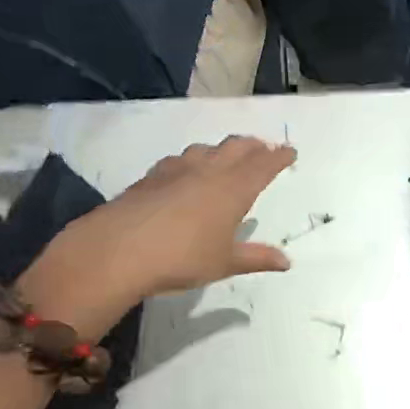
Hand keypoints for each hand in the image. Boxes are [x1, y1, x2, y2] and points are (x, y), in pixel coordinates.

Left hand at [17, 137, 296, 337]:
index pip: (263, 164)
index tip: (289, 151)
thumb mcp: (225, 263)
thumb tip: (285, 262)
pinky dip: (193, 159)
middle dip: (254, 146)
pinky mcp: (151, 176)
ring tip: (227, 156)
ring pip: (206, 148)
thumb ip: (256, 258)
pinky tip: (186, 170)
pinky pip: (180, 159)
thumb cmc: (183, 258)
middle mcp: (208, 171)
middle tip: (264, 149)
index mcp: (234, 189)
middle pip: (236, 147)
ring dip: (222, 149)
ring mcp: (177, 170)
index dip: (279, 156)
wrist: (120, 250)